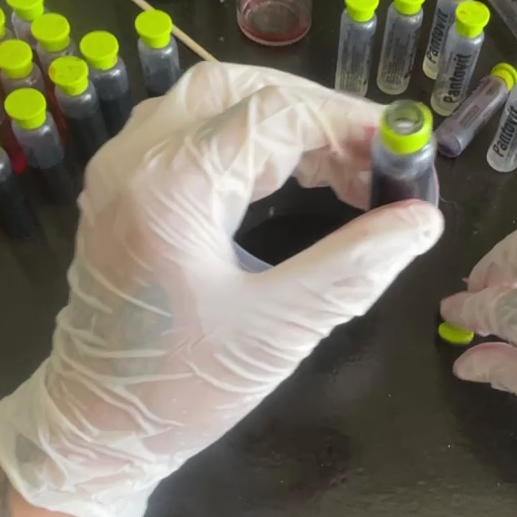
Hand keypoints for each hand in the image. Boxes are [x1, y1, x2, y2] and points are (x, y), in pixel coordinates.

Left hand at [0, 63, 444, 516]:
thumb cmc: (180, 388)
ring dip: (281, 123)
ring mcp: (121, 170)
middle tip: (371, 156)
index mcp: (172, 185)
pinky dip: (245, 143)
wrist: (94, 427)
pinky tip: (285, 175)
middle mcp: (137, 158)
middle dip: (316, 114)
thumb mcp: (279, 330)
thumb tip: (423, 220)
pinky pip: (189, 136)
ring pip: (211, 104)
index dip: (350, 126)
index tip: (403, 155)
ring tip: (341, 167)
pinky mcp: (123, 192)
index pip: (278, 115)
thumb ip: (356, 266)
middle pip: (239, 89)